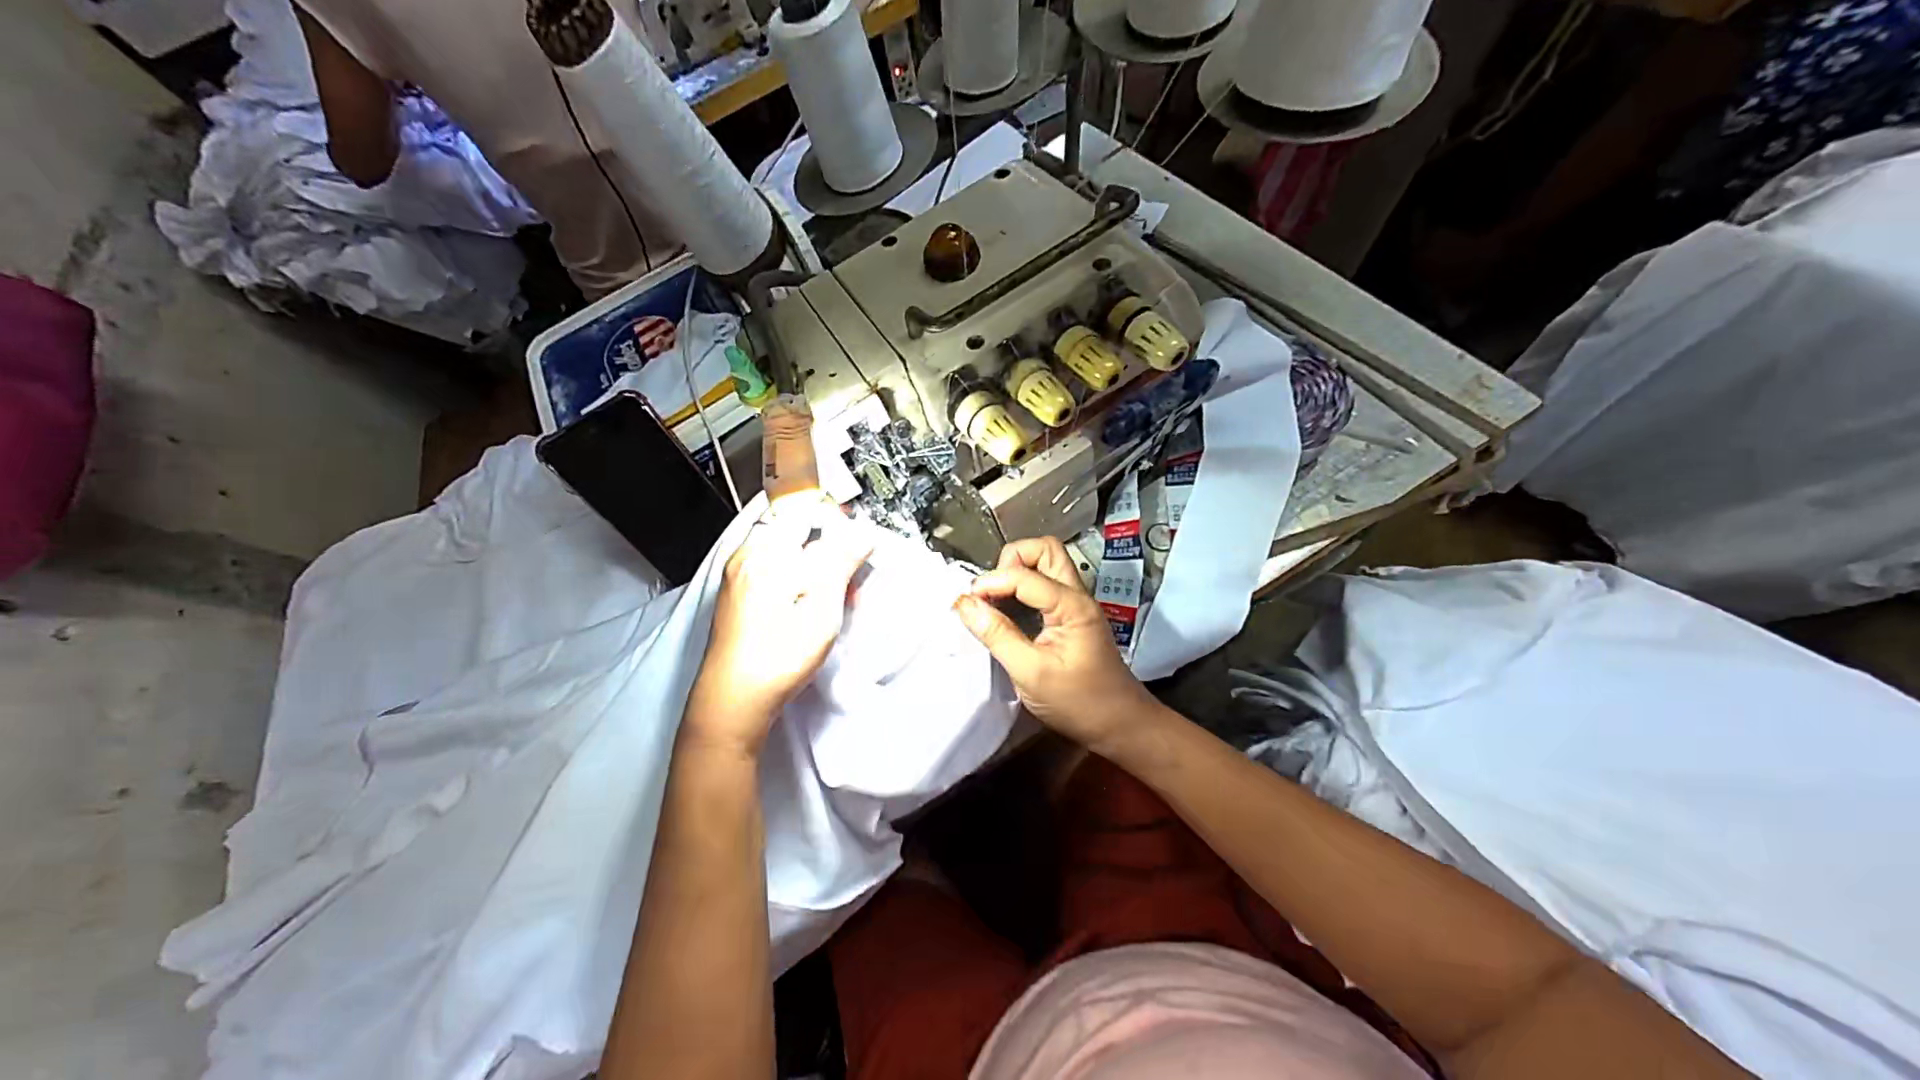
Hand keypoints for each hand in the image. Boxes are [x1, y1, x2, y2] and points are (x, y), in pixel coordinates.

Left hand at [688, 496, 873, 756]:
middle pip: (795, 532)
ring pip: (787, 555)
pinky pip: (774, 575)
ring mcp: (739, 580)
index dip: (836, 520)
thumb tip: (861, 531)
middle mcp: (746, 558)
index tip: (856, 541)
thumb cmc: (776, 657)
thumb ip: (841, 560)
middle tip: (850, 575)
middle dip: (828, 547)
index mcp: (764, 551)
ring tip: (835, 596)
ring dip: (815, 567)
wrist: (733, 703)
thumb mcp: (822, 605)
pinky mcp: (739, 601)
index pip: (805, 510)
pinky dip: (798, 583)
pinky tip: (811, 608)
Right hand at [953, 537, 1163, 754]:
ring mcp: (1077, 605)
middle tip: (990, 591)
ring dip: (1018, 571)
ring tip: (995, 599)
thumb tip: (965, 604)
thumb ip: (997, 635)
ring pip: (1047, 564)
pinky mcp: (1072, 617)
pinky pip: (1046, 585)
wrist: (1120, 725)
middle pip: (1045, 550)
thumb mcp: (1030, 672)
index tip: (967, 602)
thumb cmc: (1079, 703)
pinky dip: (1024, 587)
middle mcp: (1077, 596)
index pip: (1025, 575)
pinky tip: (1008, 610)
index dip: (992, 582)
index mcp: (1072, 606)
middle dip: (1012, 560)